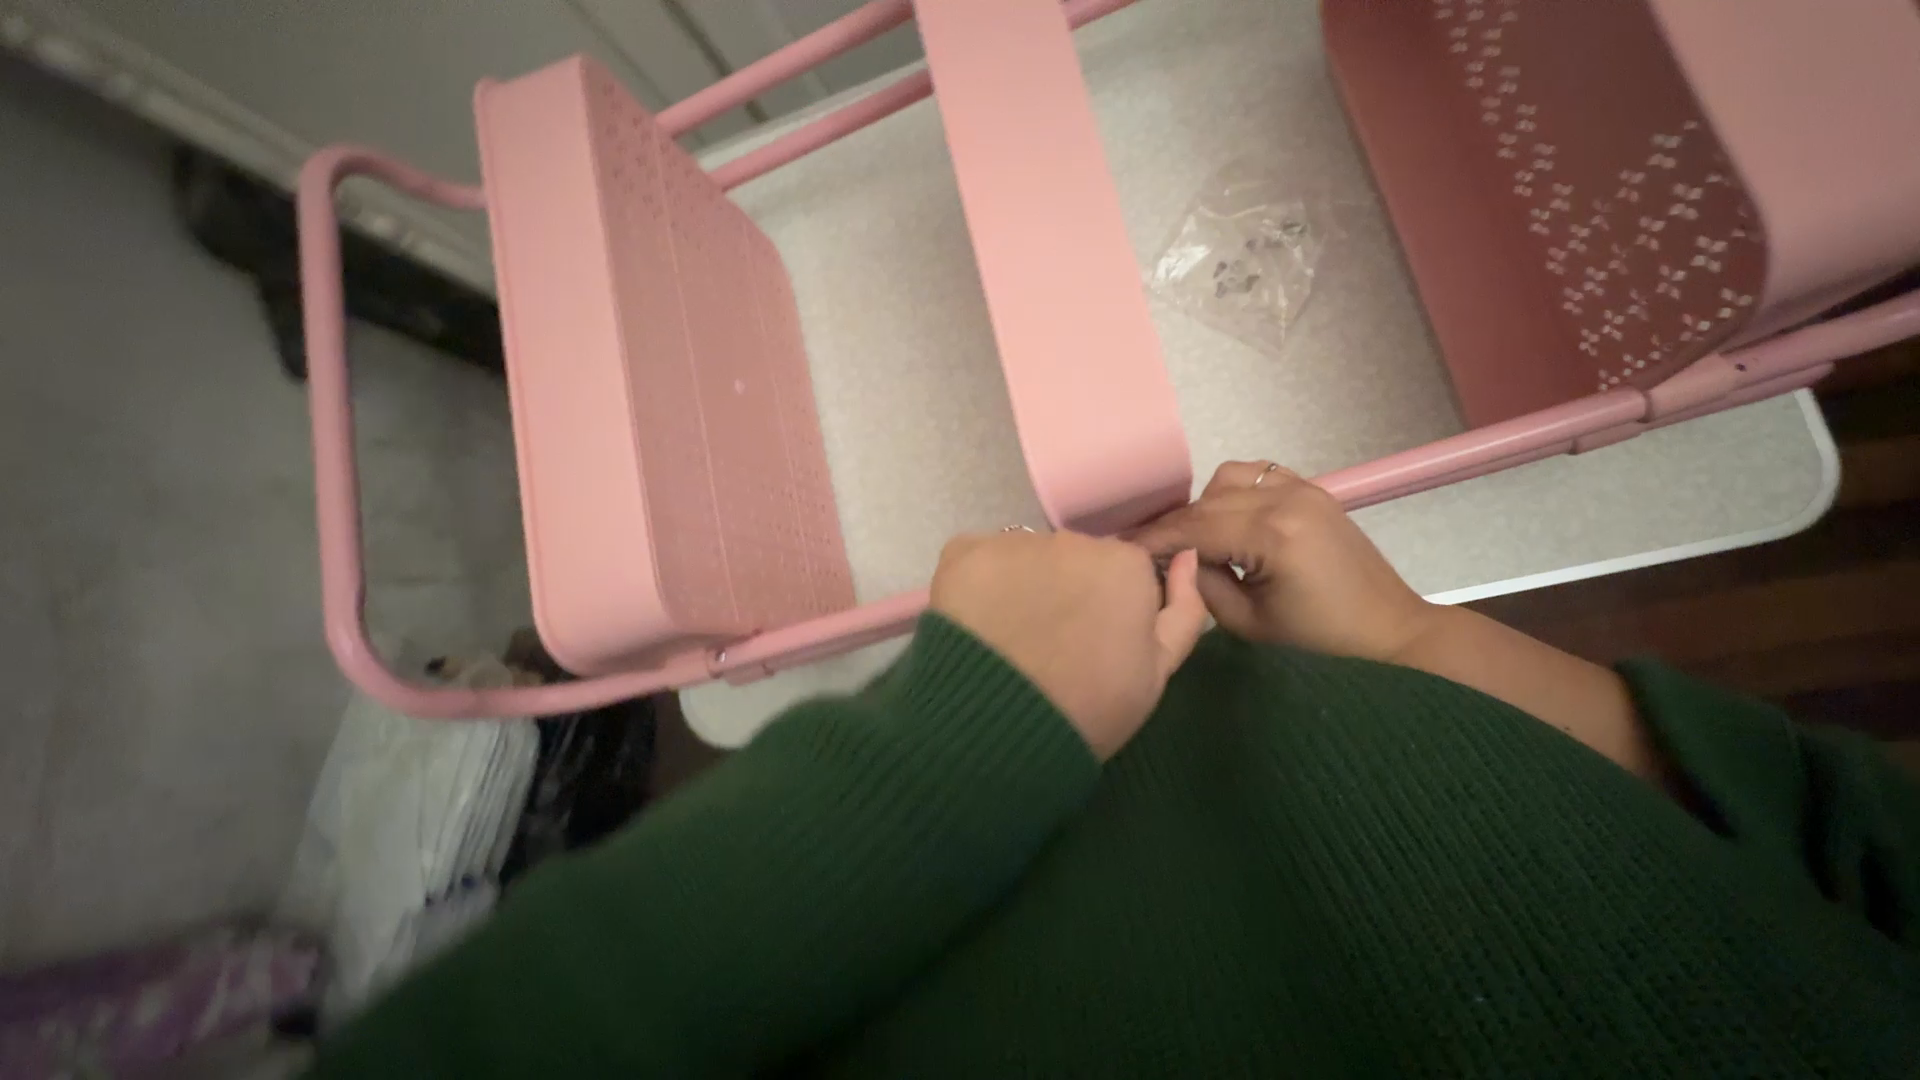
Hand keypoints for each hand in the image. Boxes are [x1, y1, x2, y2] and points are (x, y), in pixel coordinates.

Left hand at [930, 531, 1207, 760]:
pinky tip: (976, 623)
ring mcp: (1014, 543)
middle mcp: (1072, 540)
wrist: (999, 727)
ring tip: (1008, 638)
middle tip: (1048, 645)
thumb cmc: (1089, 707)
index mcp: (1126, 564)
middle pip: (1072, 558)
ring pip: (1024, 558)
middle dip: (1064, 590)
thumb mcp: (1156, 673)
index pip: (1121, 571)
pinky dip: (977, 584)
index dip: (1106, 608)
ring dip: (1021, 586)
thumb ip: (1182, 611)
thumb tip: (1186, 557)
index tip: (1091, 643)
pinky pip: (977, 559)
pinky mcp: (963, 552)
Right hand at [1130, 461, 1438, 662]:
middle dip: (1172, 527)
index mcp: (1272, 535)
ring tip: (1194, 540)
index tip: (1122, 552)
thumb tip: (1170, 560)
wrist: (1388, 631)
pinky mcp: (1312, 490)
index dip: (1153, 540)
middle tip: (1149, 554)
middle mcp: (1286, 499)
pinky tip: (1227, 519)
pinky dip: (1232, 492)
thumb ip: (1202, 584)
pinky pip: (1256, 474)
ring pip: (1226, 481)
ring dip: (1203, 507)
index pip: (1193, 528)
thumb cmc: (1317, 641)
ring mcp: (1302, 488)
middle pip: (1205, 503)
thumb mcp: (1247, 622)